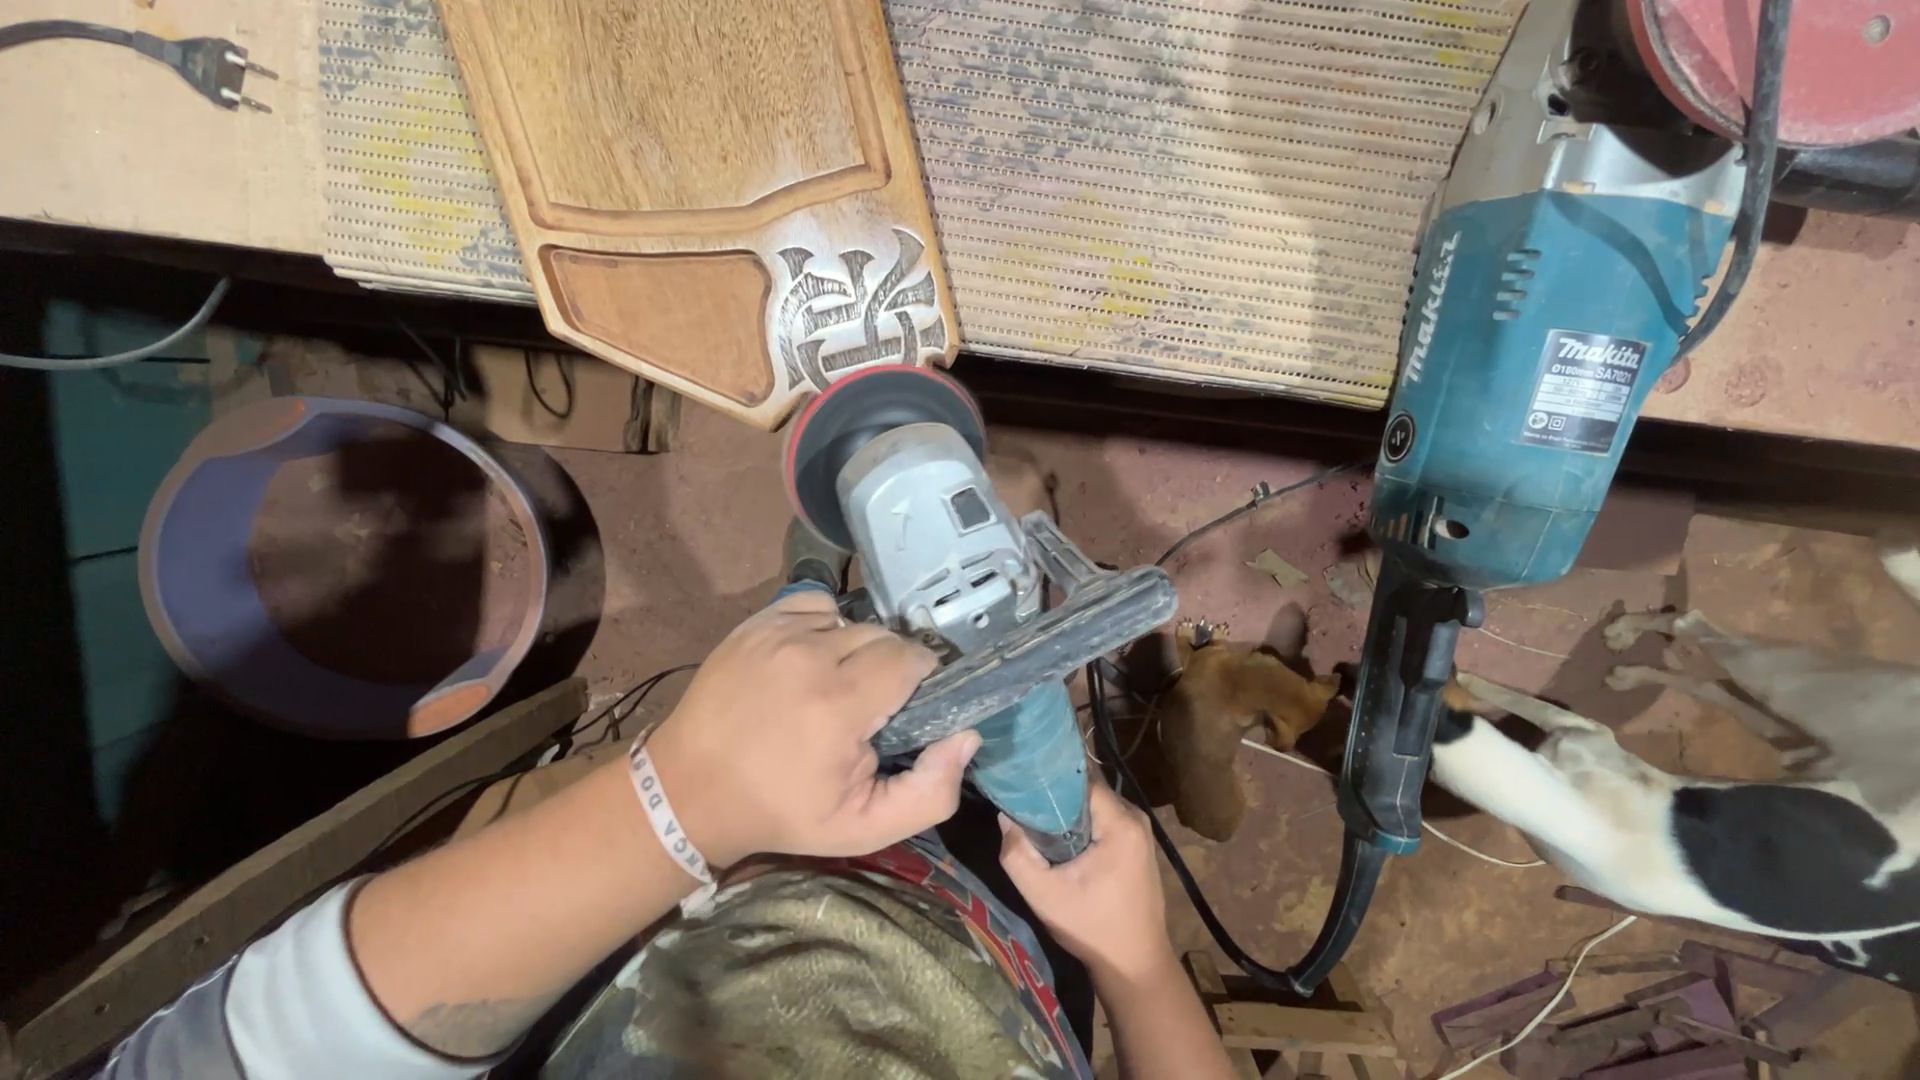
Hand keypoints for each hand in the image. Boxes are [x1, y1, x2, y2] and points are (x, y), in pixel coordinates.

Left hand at [643, 589, 979, 866]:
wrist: (691, 790)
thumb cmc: (781, 811)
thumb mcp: (863, 826)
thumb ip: (931, 792)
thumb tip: (967, 736)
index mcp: (839, 704)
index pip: (911, 658)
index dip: (920, 680)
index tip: (906, 707)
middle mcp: (809, 654)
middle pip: (884, 636)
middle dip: (891, 666)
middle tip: (871, 705)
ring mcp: (778, 632)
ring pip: (853, 620)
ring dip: (857, 649)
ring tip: (837, 685)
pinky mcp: (758, 622)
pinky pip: (818, 606)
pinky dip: (826, 628)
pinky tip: (811, 661)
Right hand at [999, 781, 1174, 982]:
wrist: (1134, 966)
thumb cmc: (1091, 928)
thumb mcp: (1044, 895)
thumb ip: (1017, 855)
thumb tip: (1005, 816)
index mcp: (1120, 823)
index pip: (1079, 780)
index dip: (1049, 780)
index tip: (1020, 783)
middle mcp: (1135, 818)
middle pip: (1087, 790)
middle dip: (1056, 795)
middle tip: (1023, 801)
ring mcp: (1140, 831)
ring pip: (1095, 804)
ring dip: (1068, 811)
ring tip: (1037, 818)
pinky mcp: (1137, 845)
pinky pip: (1104, 819)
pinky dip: (1082, 823)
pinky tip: (1060, 837)